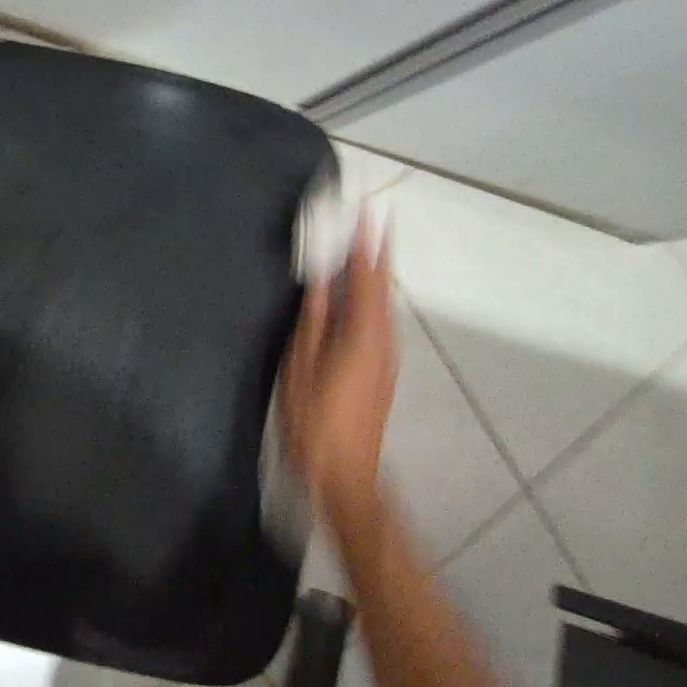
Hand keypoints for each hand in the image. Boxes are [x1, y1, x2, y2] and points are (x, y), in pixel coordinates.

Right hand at [281, 214, 397, 506]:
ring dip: (375, 273)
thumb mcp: (300, 369)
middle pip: (382, 286)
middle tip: (370, 219)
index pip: (365, 277)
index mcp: (361, 335)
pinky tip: (360, 294)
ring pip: (384, 303)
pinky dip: (373, 296)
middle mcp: (382, 340)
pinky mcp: (383, 369)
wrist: (347, 476)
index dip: (365, 244)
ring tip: (364, 246)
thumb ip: (313, 322)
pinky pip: (381, 319)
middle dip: (376, 252)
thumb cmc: (314, 423)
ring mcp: (386, 356)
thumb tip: (320, 282)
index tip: (367, 211)